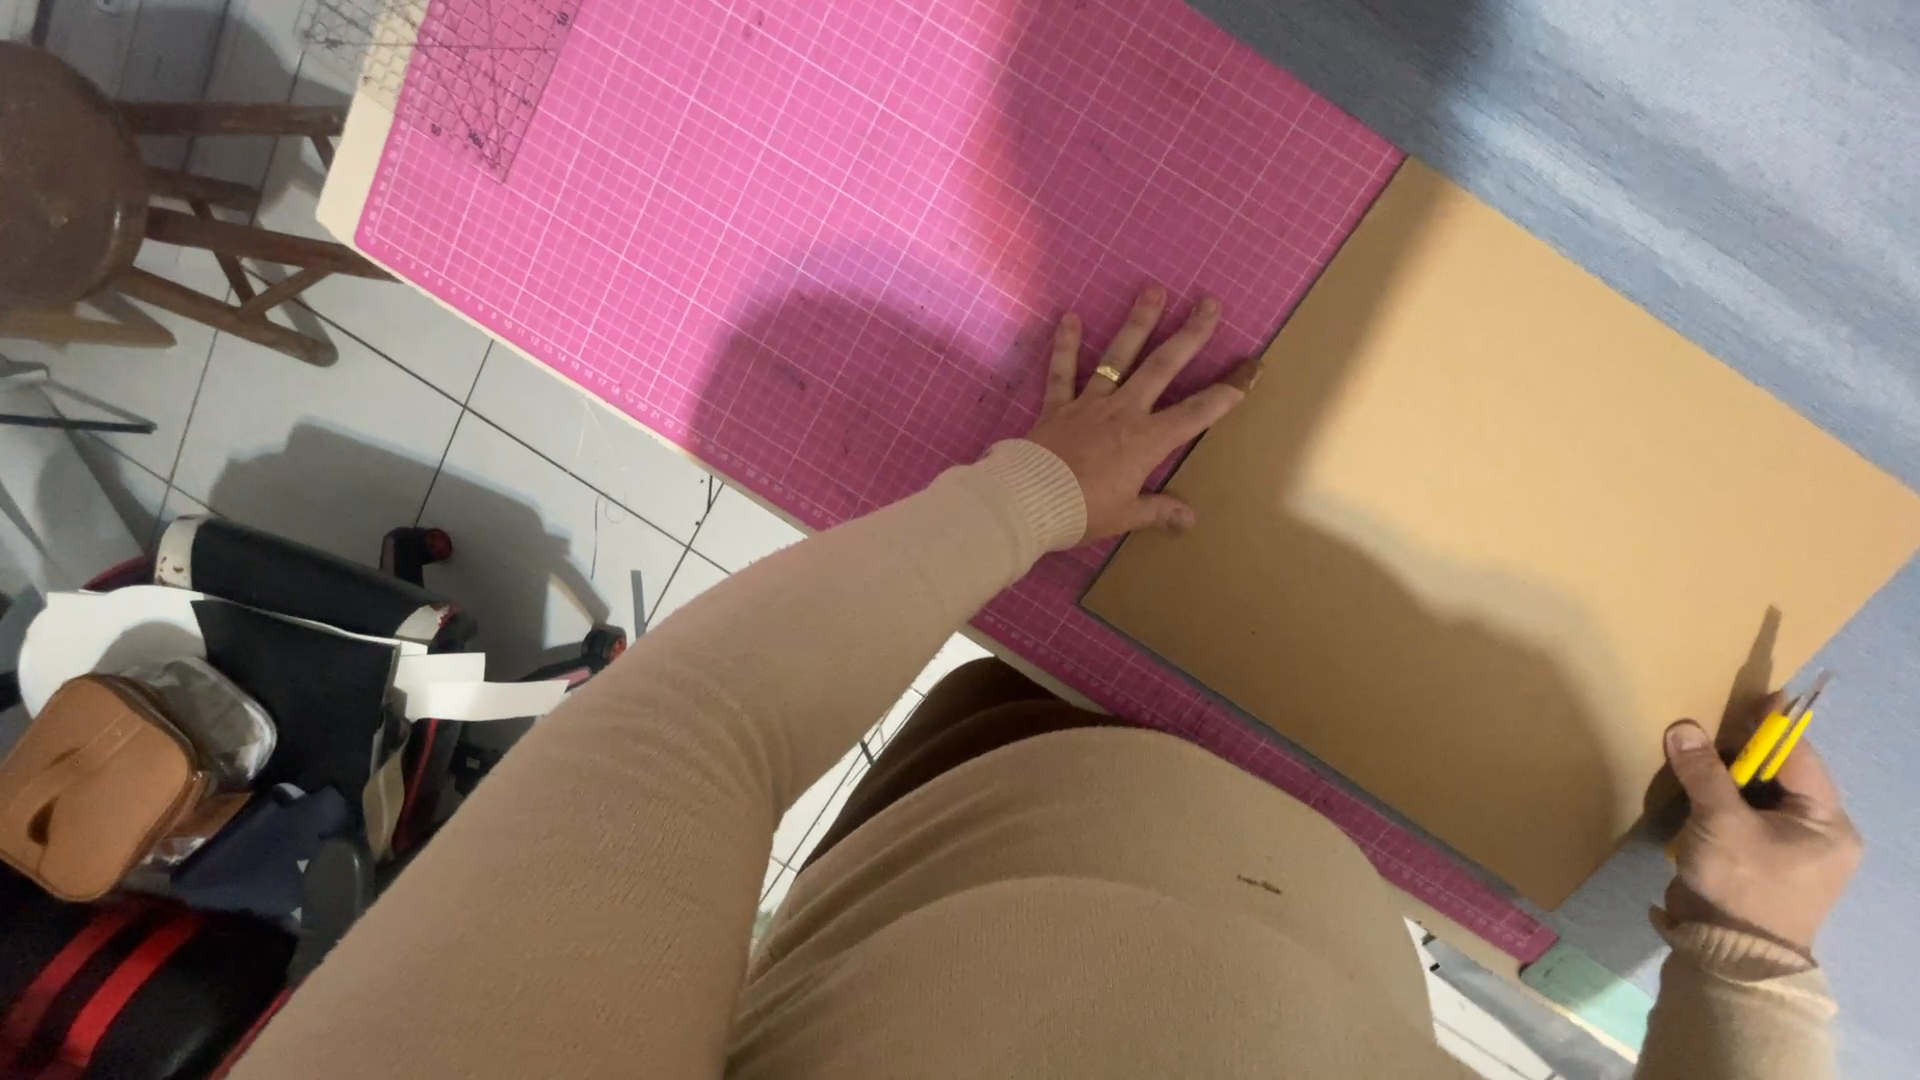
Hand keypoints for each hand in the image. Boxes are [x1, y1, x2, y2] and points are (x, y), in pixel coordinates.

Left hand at [1024, 285, 1259, 542]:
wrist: (1029, 502)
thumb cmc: (1081, 511)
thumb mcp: (1125, 515)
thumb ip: (1158, 511)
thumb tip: (1189, 519)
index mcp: (1146, 441)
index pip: (1196, 413)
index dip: (1226, 393)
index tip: (1251, 370)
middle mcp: (1123, 412)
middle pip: (1162, 367)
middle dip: (1189, 334)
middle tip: (1208, 303)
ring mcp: (1089, 404)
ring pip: (1117, 358)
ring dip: (1137, 323)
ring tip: (1153, 290)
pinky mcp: (1056, 406)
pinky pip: (1061, 372)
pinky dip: (1066, 345)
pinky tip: (1070, 317)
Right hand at [1661, 714, 1862, 956]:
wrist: (1731, 948)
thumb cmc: (1744, 882)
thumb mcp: (1721, 822)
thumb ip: (1704, 773)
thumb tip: (1683, 727)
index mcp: (1827, 824)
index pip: (1801, 761)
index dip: (1776, 728)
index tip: (1756, 696)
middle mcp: (1815, 832)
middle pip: (1778, 776)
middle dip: (1741, 751)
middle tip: (1704, 723)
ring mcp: (1785, 847)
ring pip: (1754, 794)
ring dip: (1722, 773)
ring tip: (1690, 751)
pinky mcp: (1754, 857)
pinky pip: (1738, 813)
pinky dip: (1715, 796)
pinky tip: (1690, 788)